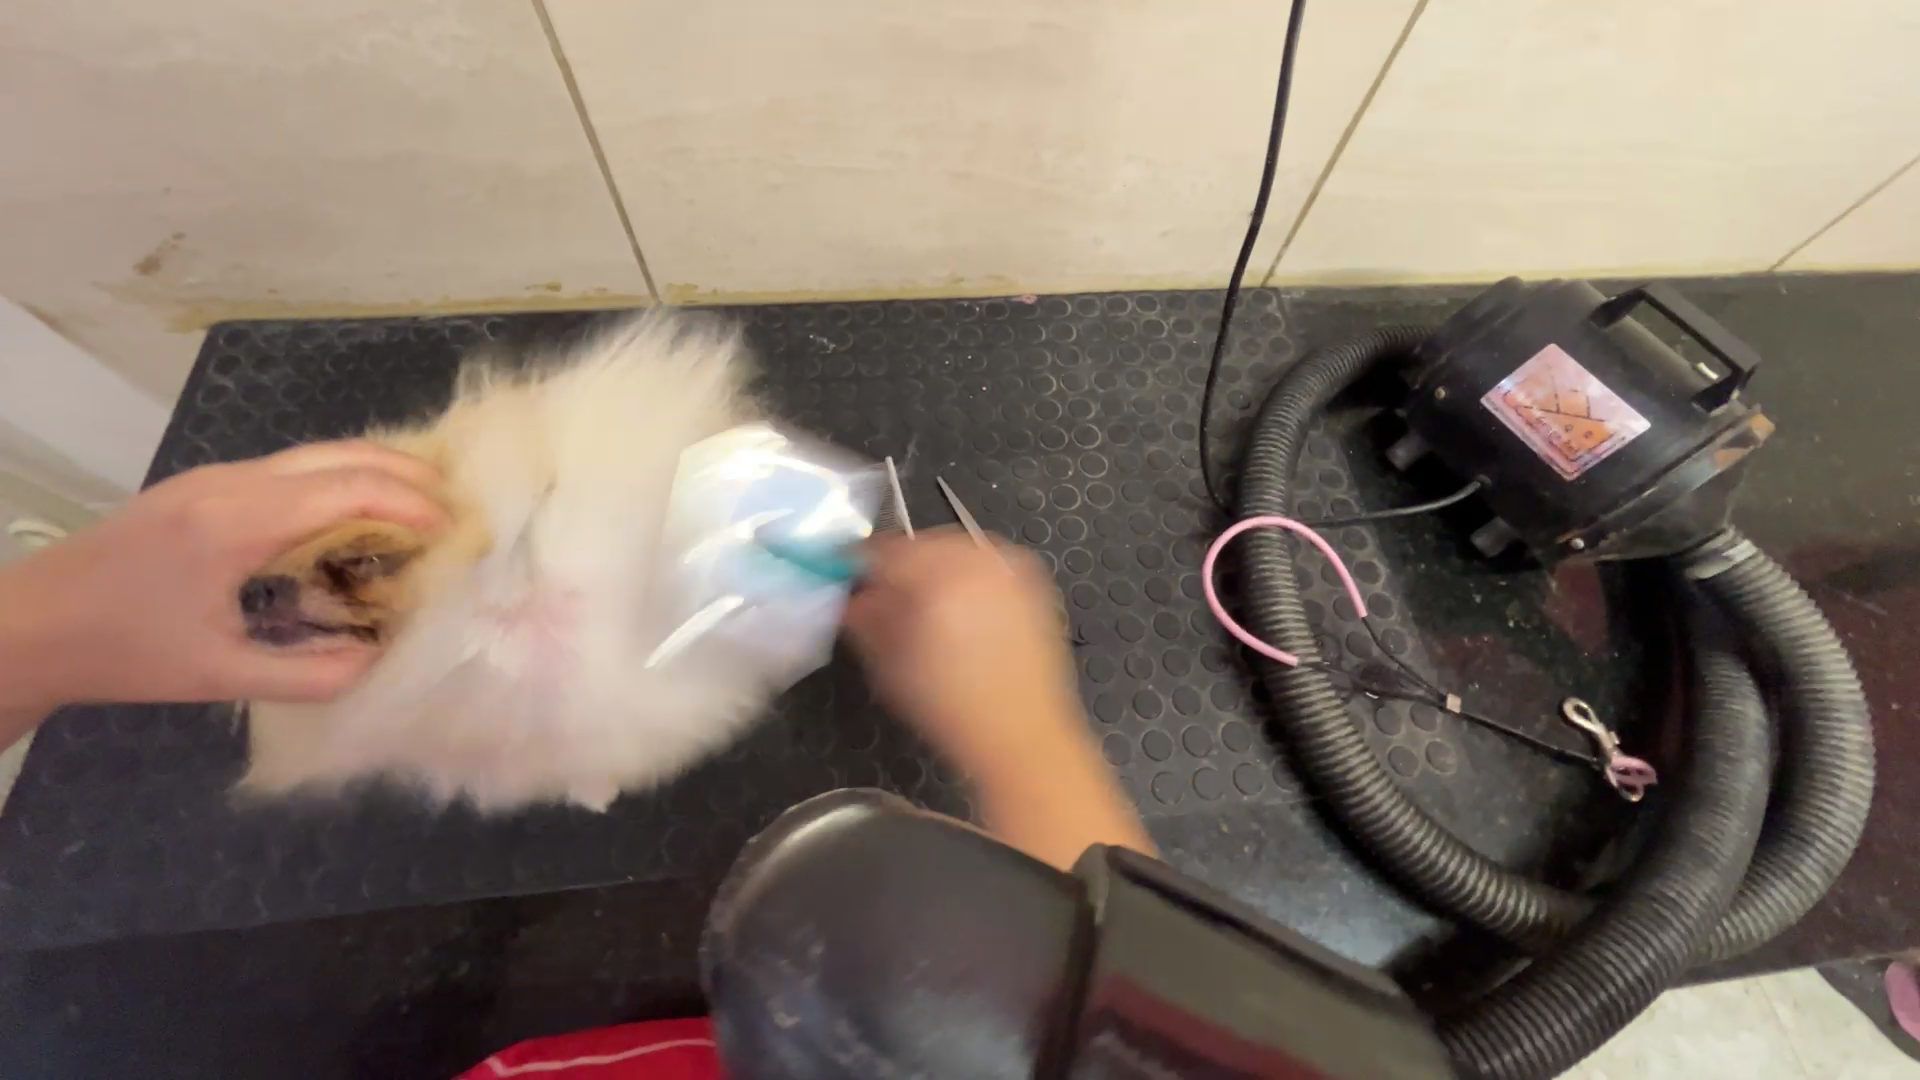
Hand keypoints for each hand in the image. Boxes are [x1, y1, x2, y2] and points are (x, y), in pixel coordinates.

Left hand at [0, 441, 445, 712]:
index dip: (415, 506)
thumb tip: (390, 658)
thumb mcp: (221, 676)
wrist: (13, 627)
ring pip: (323, 452)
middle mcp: (231, 483)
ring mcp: (216, 477)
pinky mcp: (209, 484)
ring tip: (427, 507)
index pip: (352, 488)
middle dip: (413, 475)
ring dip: (384, 472)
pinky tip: (366, 513)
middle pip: (345, 452)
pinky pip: (299, 466)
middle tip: (458, 510)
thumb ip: (316, 673)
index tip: (454, 535)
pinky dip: (350, 479)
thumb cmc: (119, 651)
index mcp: (236, 522)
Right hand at [845, 530, 1152, 866]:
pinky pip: (989, 563)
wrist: (1021, 736)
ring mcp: (1009, 570)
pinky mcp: (1033, 584)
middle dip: (900, 565)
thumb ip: (866, 621)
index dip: (859, 562)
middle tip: (884, 595)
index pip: (883, 549)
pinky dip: (969, 575)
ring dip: (934, 567)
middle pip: (922, 544)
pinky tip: (961, 608)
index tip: (848, 575)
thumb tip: (853, 598)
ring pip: (957, 549)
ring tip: (924, 605)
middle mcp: (976, 562)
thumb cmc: (952, 710)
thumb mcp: (890, 668)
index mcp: (935, 576)